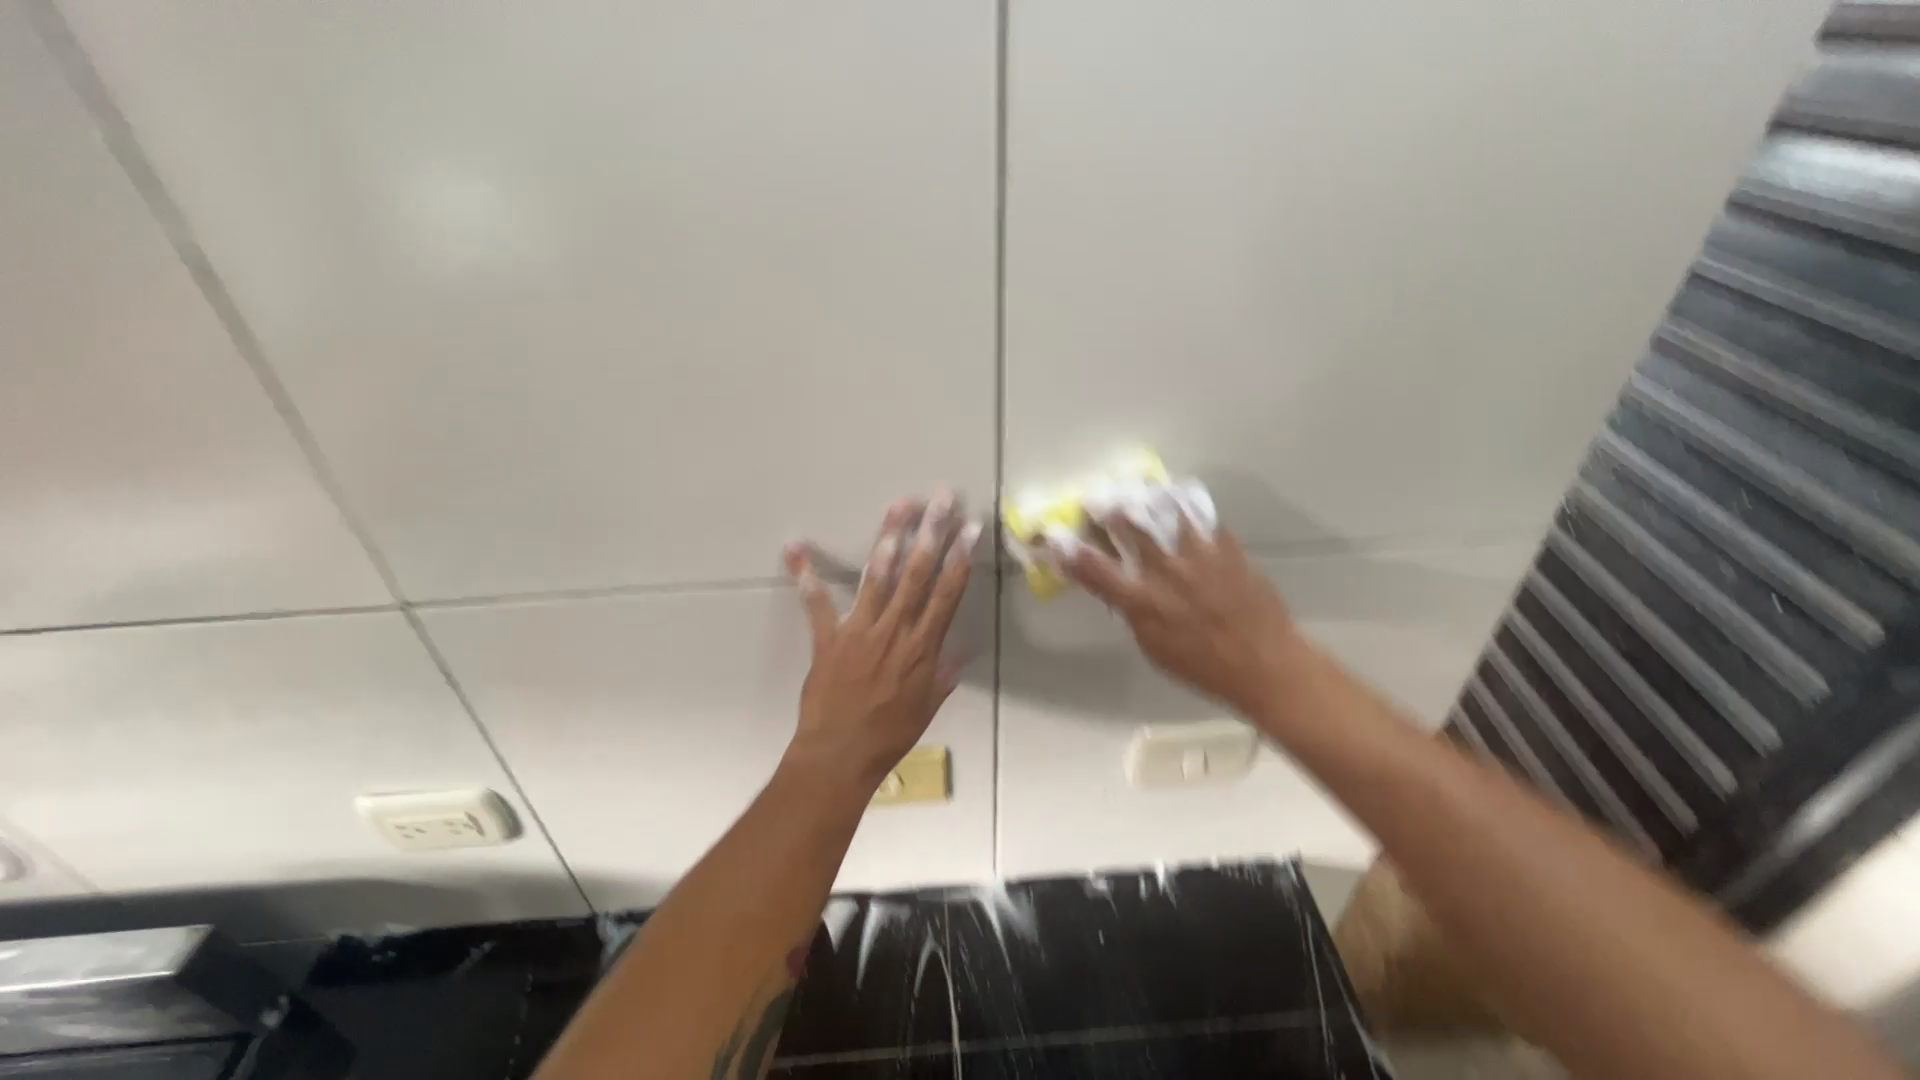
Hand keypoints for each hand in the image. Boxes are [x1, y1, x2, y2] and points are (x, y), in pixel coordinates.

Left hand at [781, 493, 980, 791]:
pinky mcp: (828, 638)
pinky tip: (794, 546)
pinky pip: (816, 602)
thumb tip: (959, 650)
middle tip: (940, 497)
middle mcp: (895, 630)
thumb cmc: (889, 735)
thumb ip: (942, 675)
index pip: (947, 594)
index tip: (969, 528)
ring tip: (899, 504)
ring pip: (878, 576)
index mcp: (922, 647)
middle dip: (931, 532)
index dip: (960, 557)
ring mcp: (860, 630)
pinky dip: (805, 574)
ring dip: (889, 537)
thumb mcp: (927, 708)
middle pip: (917, 573)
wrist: (840, 754)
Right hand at [1053, 514, 1303, 718]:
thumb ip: (1136, 615)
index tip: (1054, 536)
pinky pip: (1203, 518)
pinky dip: (1186, 506)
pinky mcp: (1228, 549)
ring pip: (1166, 512)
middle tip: (1098, 500)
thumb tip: (1124, 591)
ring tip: (1139, 489)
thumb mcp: (1155, 649)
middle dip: (1108, 509)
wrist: (1266, 664)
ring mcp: (1200, 556)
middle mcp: (1167, 573)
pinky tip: (1179, 501)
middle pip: (1130, 527)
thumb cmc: (1204, 666)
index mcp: (1143, 603)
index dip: (1070, 551)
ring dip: (1147, 499)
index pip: (1095, 570)